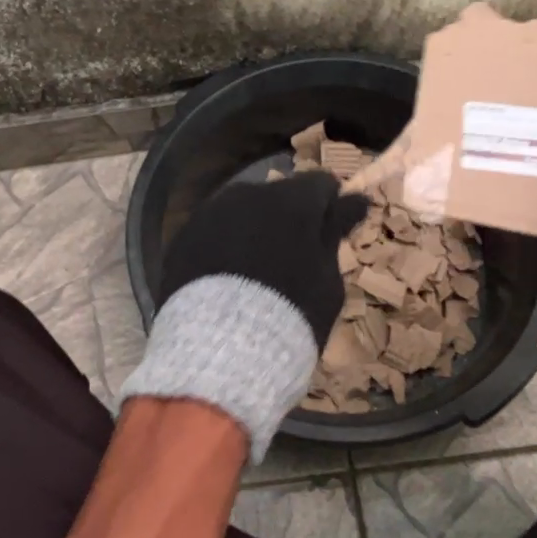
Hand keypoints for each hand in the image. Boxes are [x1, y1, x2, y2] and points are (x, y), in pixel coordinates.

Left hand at [120, 175, 368, 461]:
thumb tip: (354, 201)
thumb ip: (334, 233)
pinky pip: (212, 231)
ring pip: (241, 210)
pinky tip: (225, 278)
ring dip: (253, 228)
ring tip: (255, 270)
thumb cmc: (290, 317)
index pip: (321, 185)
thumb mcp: (327, 279)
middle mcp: (249, 194)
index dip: (329, 206)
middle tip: (292, 256)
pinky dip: (223, 245)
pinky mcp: (182, 236)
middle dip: (288, 216)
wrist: (221, 352)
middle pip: (278, 194)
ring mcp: (210, 212)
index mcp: (292, 200)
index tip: (332, 230)